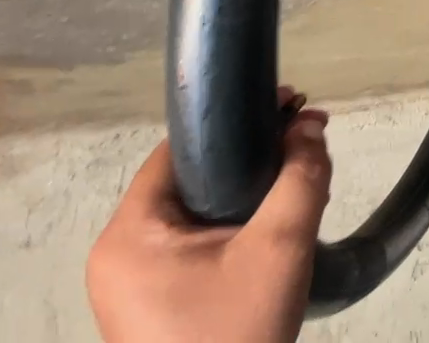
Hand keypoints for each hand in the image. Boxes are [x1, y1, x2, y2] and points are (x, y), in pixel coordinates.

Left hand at [87, 91, 331, 342]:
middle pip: (193, 176)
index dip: (239, 120)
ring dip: (254, 187)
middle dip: (256, 155)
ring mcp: (132, 278)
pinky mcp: (154, 297)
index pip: (180, 149)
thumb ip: (302, 175)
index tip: (294, 107)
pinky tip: (281, 223)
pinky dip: (241, 218)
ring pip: (202, 207)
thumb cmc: (236, 326)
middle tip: (310, 147)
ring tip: (305, 184)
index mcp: (130, 234)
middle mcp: (118, 251)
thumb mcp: (282, 243)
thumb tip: (309, 123)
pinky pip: (199, 236)